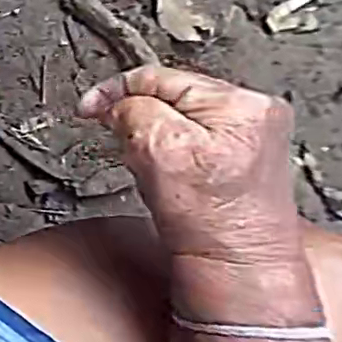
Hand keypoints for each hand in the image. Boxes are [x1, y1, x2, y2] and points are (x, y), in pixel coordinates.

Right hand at [78, 67, 303, 269]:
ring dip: (146, 133)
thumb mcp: (157, 150)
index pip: (156, 77)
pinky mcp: (242, 155)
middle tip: (120, 144)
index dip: (112, 92)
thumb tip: (118, 102)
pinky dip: (164, 148)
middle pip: (166, 94)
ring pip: (173, 116)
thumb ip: (134, 110)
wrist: (236, 264)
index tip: (88, 110)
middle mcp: (253, 112)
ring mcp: (251, 134)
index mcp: (239, 103)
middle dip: (132, 115)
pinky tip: (163, 170)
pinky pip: (186, 135)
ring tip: (145, 163)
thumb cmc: (207, 218)